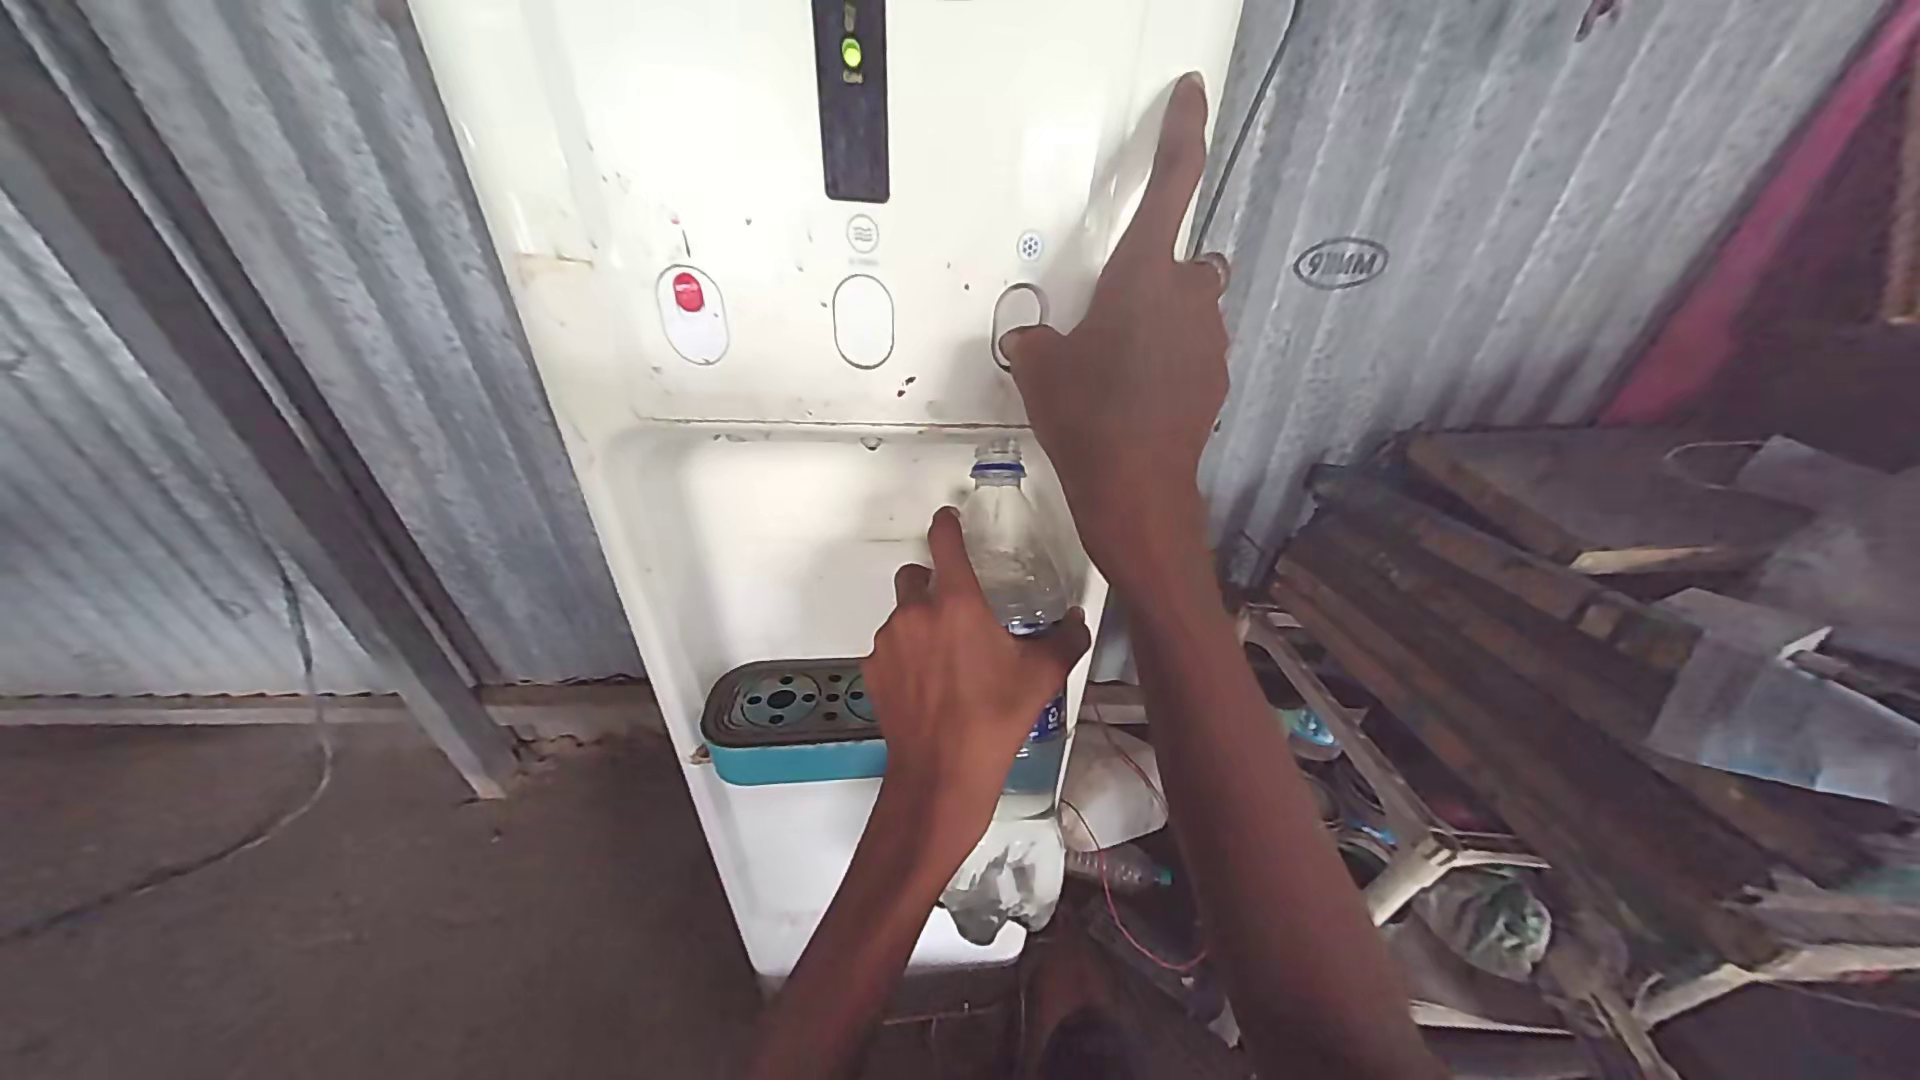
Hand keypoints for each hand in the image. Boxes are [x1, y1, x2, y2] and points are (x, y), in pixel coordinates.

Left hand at [863, 508, 1089, 854]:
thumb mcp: (1041, 676)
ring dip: (918, 621)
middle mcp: (915, 613)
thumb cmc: (993, 719)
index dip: (946, 524)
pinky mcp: (873, 669)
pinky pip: (887, 647)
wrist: (943, 772)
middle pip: (914, 574)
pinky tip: (925, 682)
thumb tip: (1076, 620)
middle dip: (931, 581)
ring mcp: (888, 641)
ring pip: (900, 613)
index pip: (944, 542)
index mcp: (957, 604)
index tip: (948, 518)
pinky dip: (903, 653)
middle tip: (954, 608)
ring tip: (944, 657)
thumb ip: (1065, 638)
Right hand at [1001, 73, 1227, 594]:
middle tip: (1121, 319)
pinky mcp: (1216, 381)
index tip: (1189, 94)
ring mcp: (1209, 341)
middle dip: (1159, 279)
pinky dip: (1172, 363)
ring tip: (1125, 372)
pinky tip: (1143, 401)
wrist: (1134, 489)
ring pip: (1193, 311)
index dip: (1181, 132)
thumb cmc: (1084, 418)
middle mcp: (1186, 298)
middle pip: (1186, 263)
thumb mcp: (1039, 373)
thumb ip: (1035, 343)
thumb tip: (1029, 340)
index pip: (1170, 185)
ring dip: (1165, 325)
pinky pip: (1195, 353)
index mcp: (1140, 278)